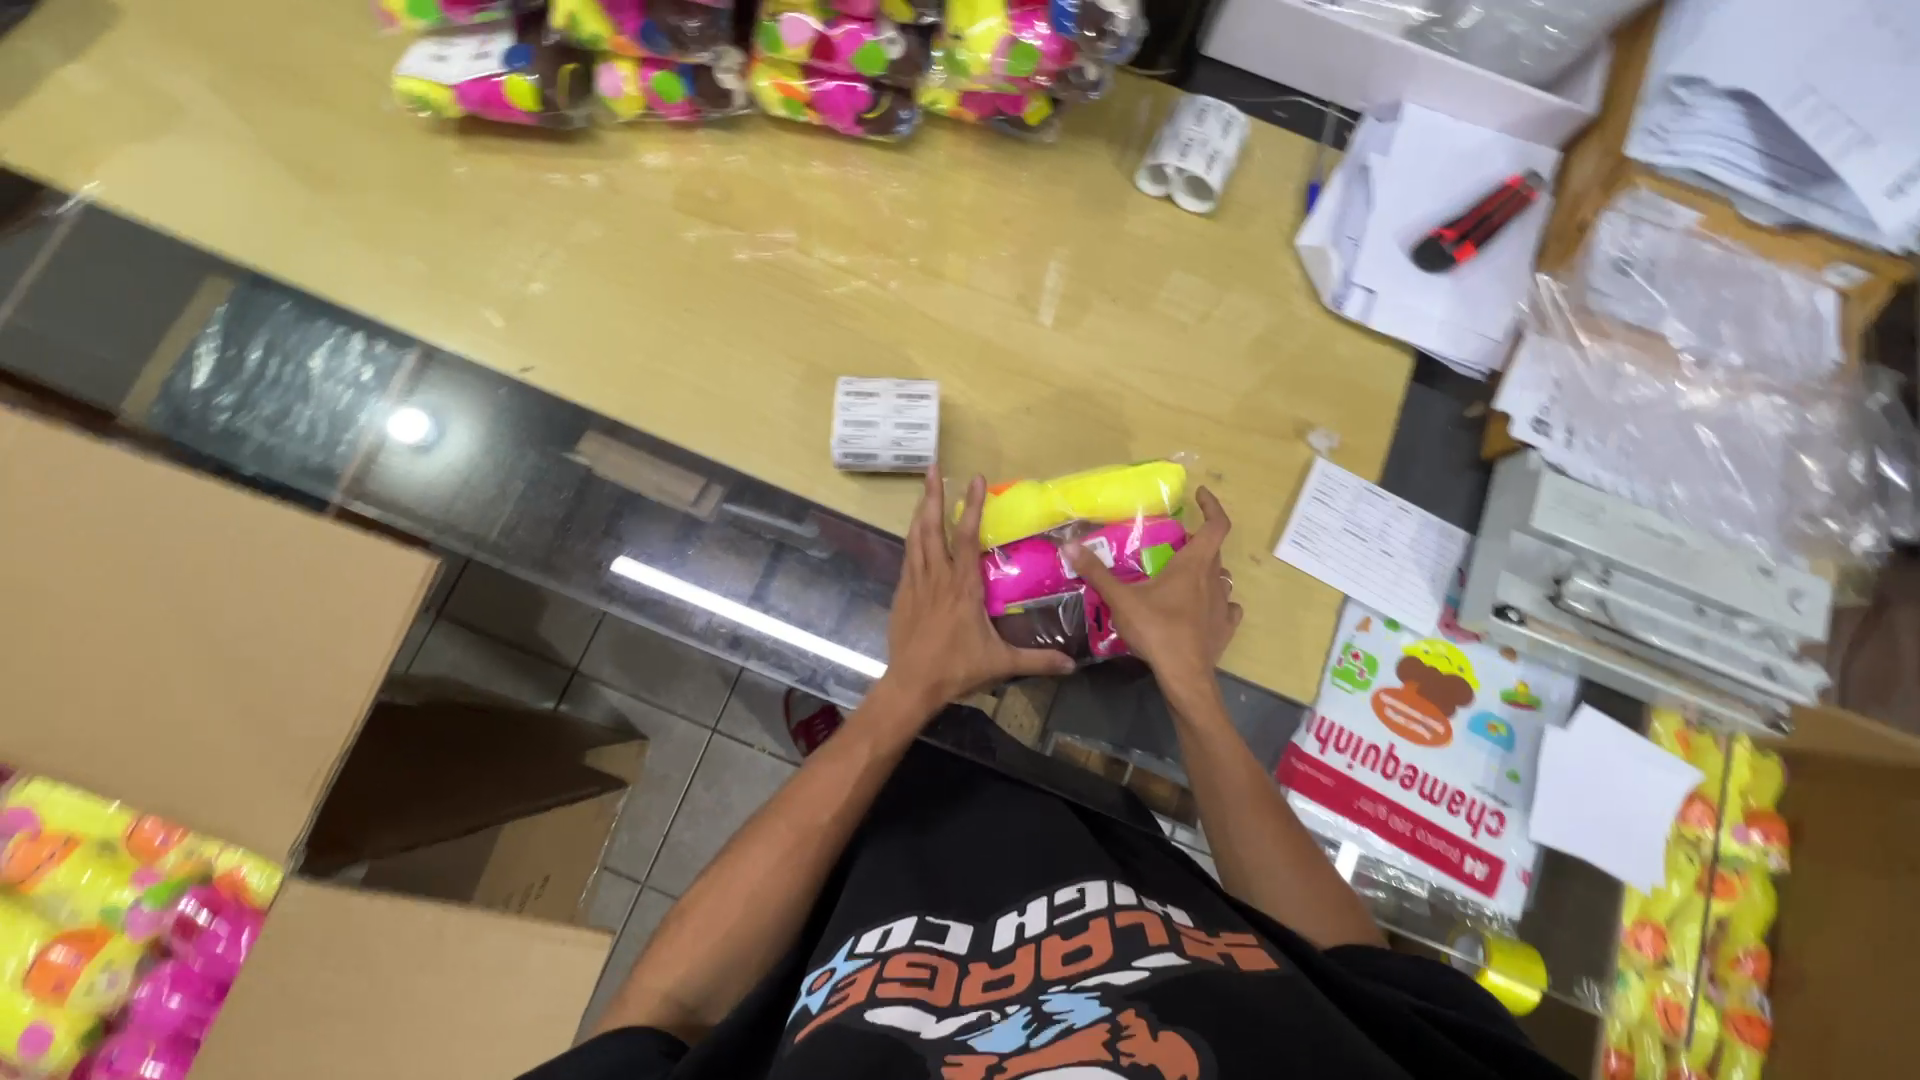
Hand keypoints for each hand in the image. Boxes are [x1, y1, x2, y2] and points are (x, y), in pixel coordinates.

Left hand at [877, 467, 1076, 717]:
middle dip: (933, 495)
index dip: (972, 507)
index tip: (976, 479)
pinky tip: (915, 531)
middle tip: (933, 467)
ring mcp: (915, 584)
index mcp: (963, 587)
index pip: (967, 538)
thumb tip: (1071, 664)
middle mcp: (937, 578)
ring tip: (924, 488)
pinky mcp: (902, 595)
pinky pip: (907, 557)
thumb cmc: (956, 670)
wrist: (911, 685)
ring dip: (921, 510)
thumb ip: (1037, 660)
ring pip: (916, 538)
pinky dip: (912, 538)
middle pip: (932, 527)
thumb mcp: (1001, 664)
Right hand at [1065, 486, 1242, 697]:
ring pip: (1221, 578)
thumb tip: (1070, 545)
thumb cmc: (1156, 630)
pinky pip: (1227, 607)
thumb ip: (1097, 572)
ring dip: (1207, 571)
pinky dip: (1217, 601)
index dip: (1212, 507)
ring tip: (1185, 574)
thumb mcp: (1121, 599)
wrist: (1184, 675)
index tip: (1200, 495)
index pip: (1216, 525)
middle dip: (1198, 541)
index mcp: (1193, 565)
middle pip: (1214, 551)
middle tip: (1175, 541)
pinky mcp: (1225, 628)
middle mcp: (1214, 580)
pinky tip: (1203, 608)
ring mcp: (1223, 605)